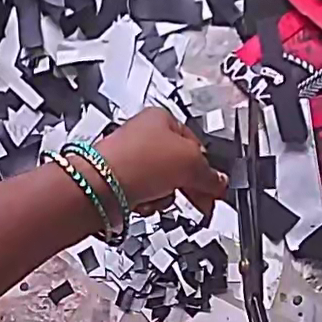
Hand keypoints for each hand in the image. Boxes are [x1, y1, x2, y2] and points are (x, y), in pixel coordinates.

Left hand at [94, 108, 227, 217]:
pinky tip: (143, 204)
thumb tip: (220, 184)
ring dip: (164, 196)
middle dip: (186, 185)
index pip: (196, 145)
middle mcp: (142, 136)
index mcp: (162, 118)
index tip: (215, 188)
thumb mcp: (191, 163)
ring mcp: (128, 160)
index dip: (207, 168)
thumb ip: (210, 175)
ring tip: (159, 197)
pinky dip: (146, 203)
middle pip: (177, 166)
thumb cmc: (137, 160)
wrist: (101, 186)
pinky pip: (142, 196)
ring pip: (160, 184)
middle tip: (198, 201)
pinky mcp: (116, 183)